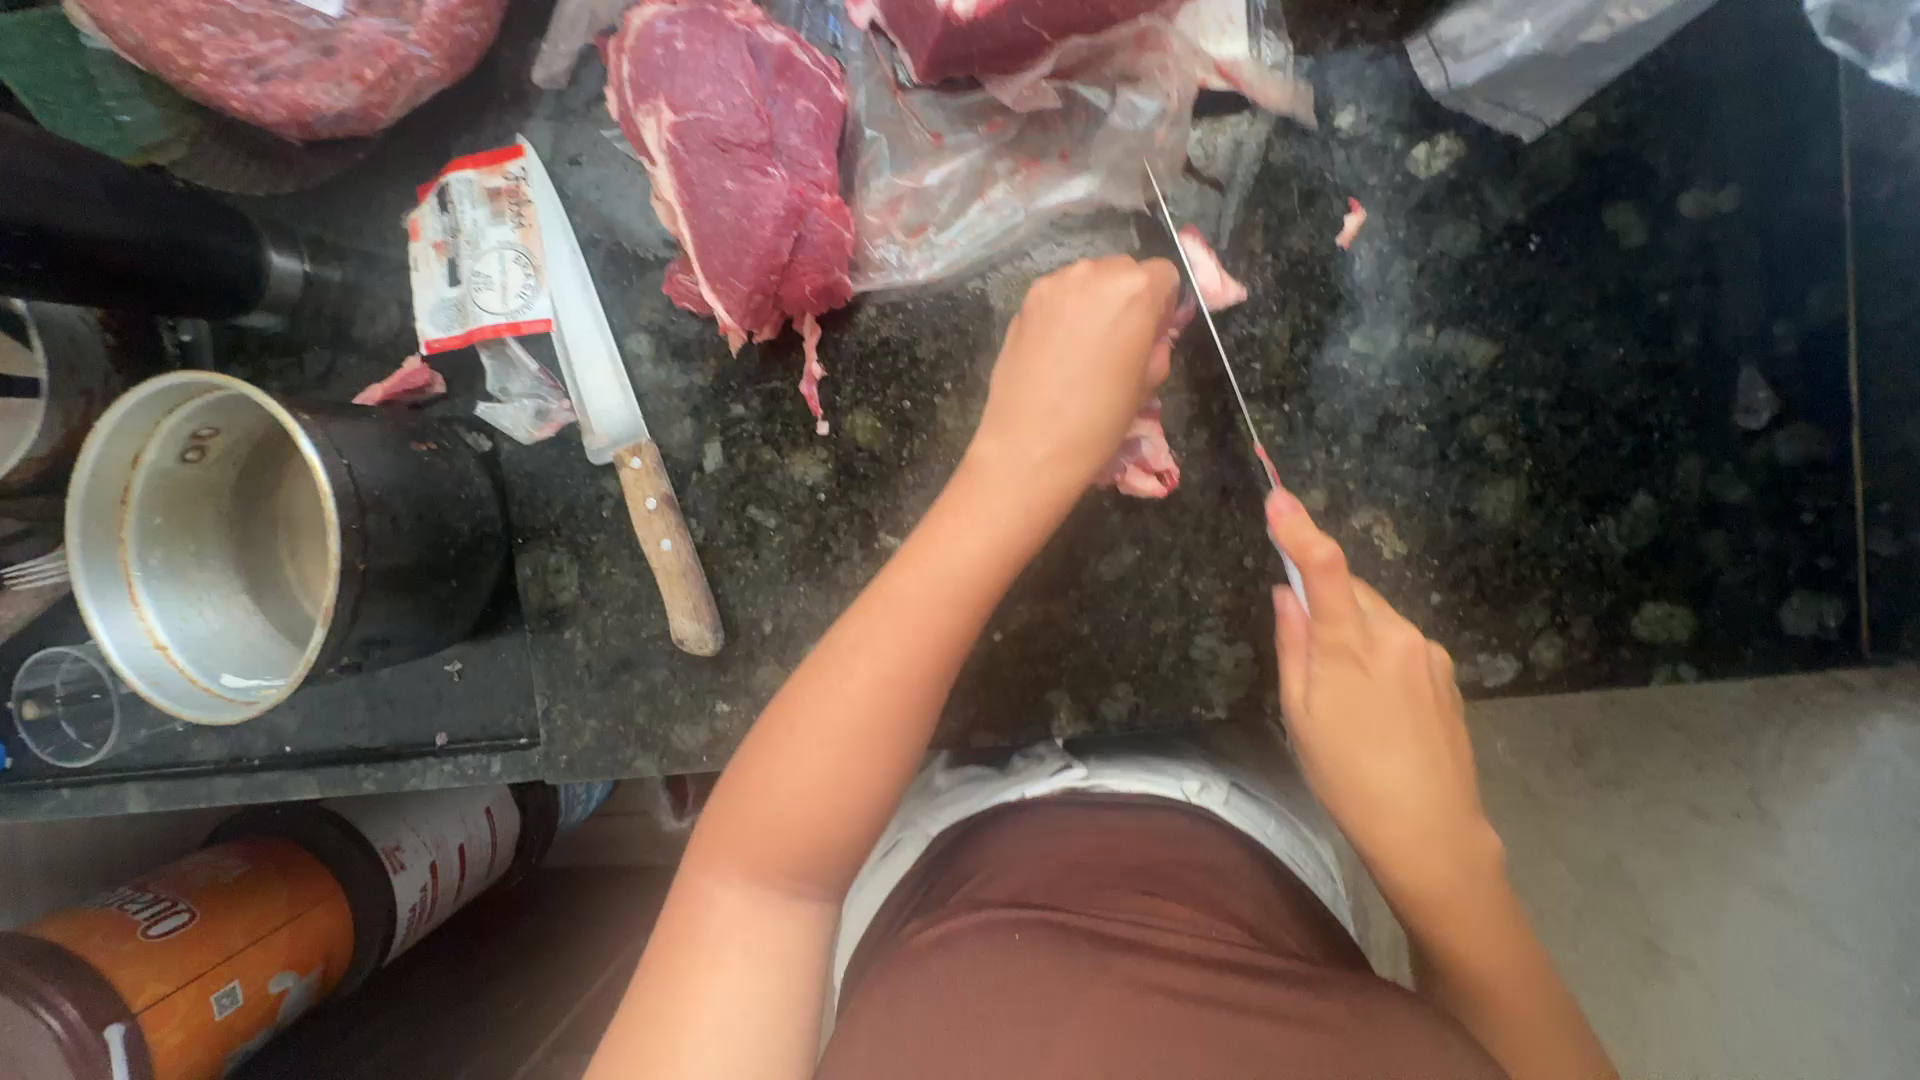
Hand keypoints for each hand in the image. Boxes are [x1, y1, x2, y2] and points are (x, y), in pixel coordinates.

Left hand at [967, 256, 1180, 492]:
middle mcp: (1093, 274)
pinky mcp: (1024, 303)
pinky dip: (1063, 312)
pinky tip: (1056, 350)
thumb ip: (1156, 346)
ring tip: (1084, 348)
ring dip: (1093, 302)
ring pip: (1086, 280)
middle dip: (1126, 298)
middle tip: (1119, 342)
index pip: (1163, 274)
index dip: (1162, 303)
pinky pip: (1056, 296)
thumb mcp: (1147, 385)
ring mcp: (1053, 285)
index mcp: (1136, 289)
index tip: (1153, 332)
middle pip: (1122, 271)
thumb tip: (1151, 335)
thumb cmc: (1098, 420)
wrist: (1030, 444)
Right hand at [1265, 487, 1503, 908]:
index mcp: (1352, 646)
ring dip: (1351, 629)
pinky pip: (1399, 641)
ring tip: (1342, 692)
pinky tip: (1374, 702)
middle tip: (1306, 650)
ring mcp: (1429, 652)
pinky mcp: (1446, 671)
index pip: (1325, 571)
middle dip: (1325, 599)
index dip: (1300, 530)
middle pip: (1352, 590)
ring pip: (1376, 616)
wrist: (1430, 830)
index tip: (1278, 497)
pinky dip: (1376, 651)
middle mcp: (1397, 635)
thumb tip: (1287, 593)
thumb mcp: (1298, 713)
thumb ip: (1292, 644)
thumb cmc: (1346, 775)